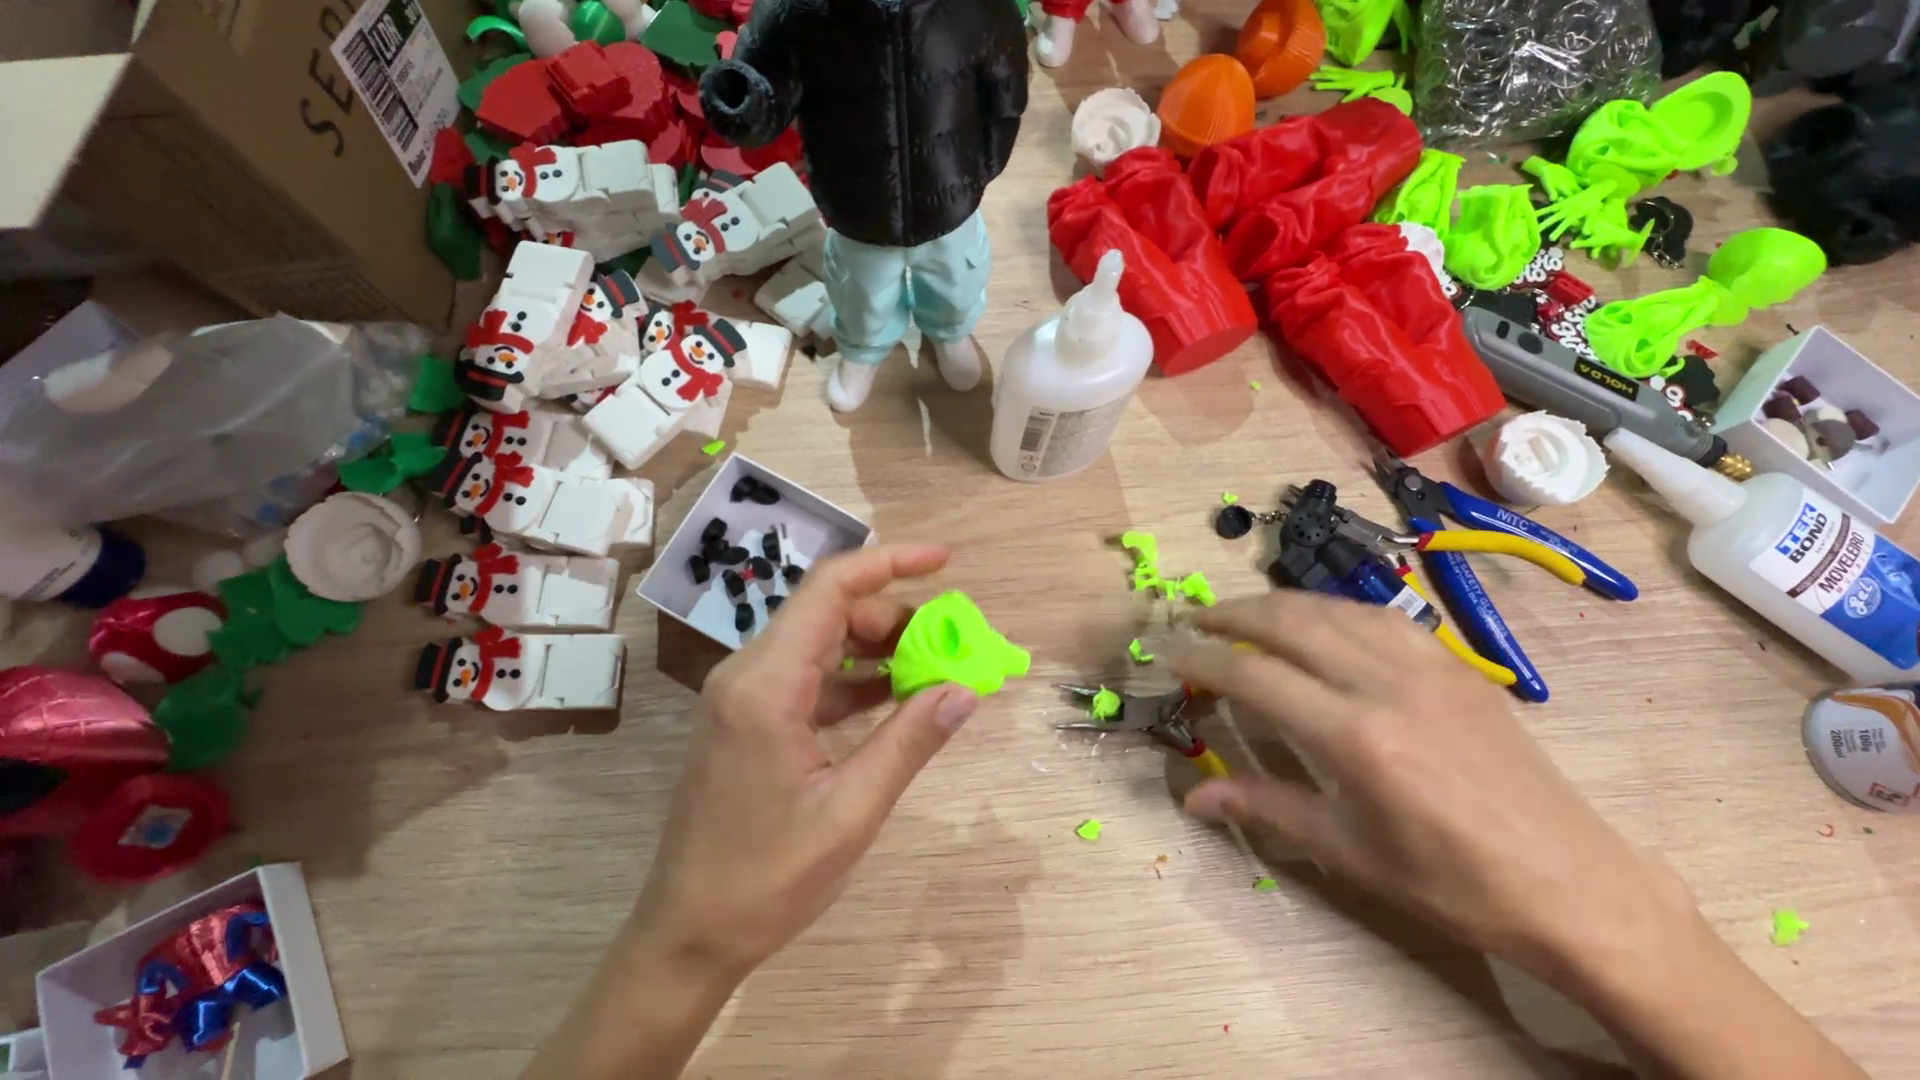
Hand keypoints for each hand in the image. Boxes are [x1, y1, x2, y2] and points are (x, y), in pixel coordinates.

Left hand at [632, 544, 979, 979]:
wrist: (688, 933)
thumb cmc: (766, 879)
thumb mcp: (851, 811)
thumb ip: (910, 742)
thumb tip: (965, 689)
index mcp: (765, 686)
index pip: (830, 590)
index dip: (891, 563)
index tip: (946, 560)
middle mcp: (747, 676)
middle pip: (827, 612)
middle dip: (894, 616)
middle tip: (952, 643)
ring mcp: (743, 699)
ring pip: (819, 643)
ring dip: (876, 648)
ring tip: (935, 668)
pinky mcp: (748, 722)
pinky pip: (808, 679)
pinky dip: (854, 681)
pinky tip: (896, 699)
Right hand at [1169, 591, 1698, 983]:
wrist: (1571, 882)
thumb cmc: (1450, 882)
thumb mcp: (1347, 851)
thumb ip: (1265, 806)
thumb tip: (1192, 797)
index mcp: (1355, 738)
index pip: (1255, 676)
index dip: (1202, 658)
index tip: (1168, 652)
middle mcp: (1386, 686)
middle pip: (1291, 623)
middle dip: (1232, 614)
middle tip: (1194, 619)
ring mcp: (1427, 669)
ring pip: (1335, 610)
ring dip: (1279, 604)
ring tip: (1243, 613)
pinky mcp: (1456, 668)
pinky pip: (1381, 618)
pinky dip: (1334, 610)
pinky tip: (1320, 621)